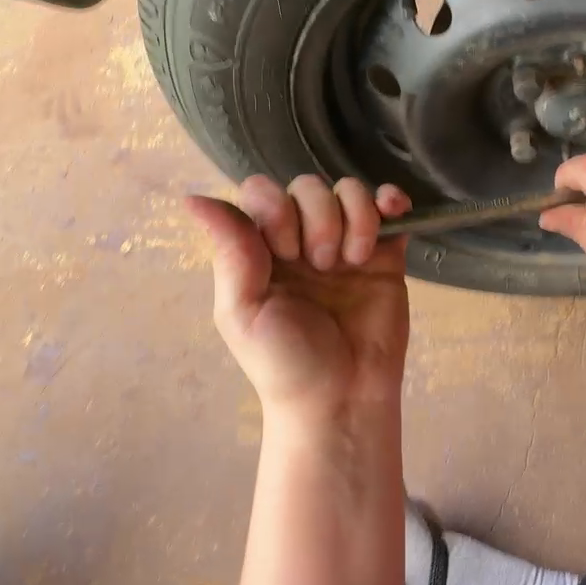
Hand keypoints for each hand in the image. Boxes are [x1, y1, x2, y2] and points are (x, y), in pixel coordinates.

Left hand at [185, 176, 412, 422]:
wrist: (342, 397)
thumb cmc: (284, 363)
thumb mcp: (243, 312)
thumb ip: (231, 253)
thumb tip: (191, 198)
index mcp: (261, 250)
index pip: (264, 193)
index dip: (279, 211)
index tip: (287, 255)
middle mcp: (302, 240)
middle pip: (309, 188)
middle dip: (319, 219)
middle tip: (322, 265)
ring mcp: (345, 244)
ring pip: (350, 191)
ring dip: (356, 216)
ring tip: (354, 260)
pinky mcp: (385, 254)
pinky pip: (389, 207)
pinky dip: (391, 200)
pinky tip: (394, 212)